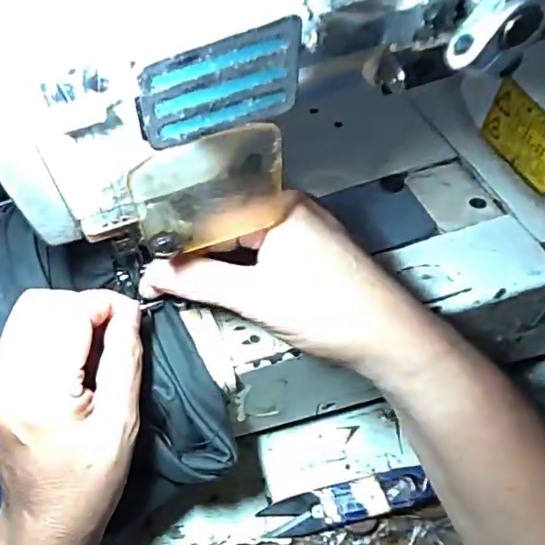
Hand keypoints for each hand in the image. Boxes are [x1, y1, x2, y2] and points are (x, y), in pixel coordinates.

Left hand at [0, 289, 142, 544]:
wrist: (43, 524)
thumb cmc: (89, 484)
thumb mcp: (121, 424)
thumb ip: (124, 359)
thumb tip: (129, 310)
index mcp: (37, 393)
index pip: (68, 313)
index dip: (105, 304)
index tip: (131, 318)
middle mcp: (0, 379)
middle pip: (41, 304)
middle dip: (83, 307)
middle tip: (113, 333)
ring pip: (27, 314)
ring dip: (65, 318)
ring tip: (92, 350)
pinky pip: (18, 337)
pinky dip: (48, 335)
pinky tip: (69, 364)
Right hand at [140, 192, 438, 375]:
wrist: (388, 338)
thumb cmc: (335, 310)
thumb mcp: (253, 297)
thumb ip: (199, 281)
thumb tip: (159, 274)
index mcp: (278, 206)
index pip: (211, 215)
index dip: (178, 244)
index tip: (156, 266)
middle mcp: (292, 209)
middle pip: (227, 225)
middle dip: (197, 253)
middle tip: (167, 279)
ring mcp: (304, 230)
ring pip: (245, 240)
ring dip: (220, 263)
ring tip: (193, 284)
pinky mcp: (311, 252)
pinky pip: (265, 252)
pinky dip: (243, 268)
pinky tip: (231, 286)